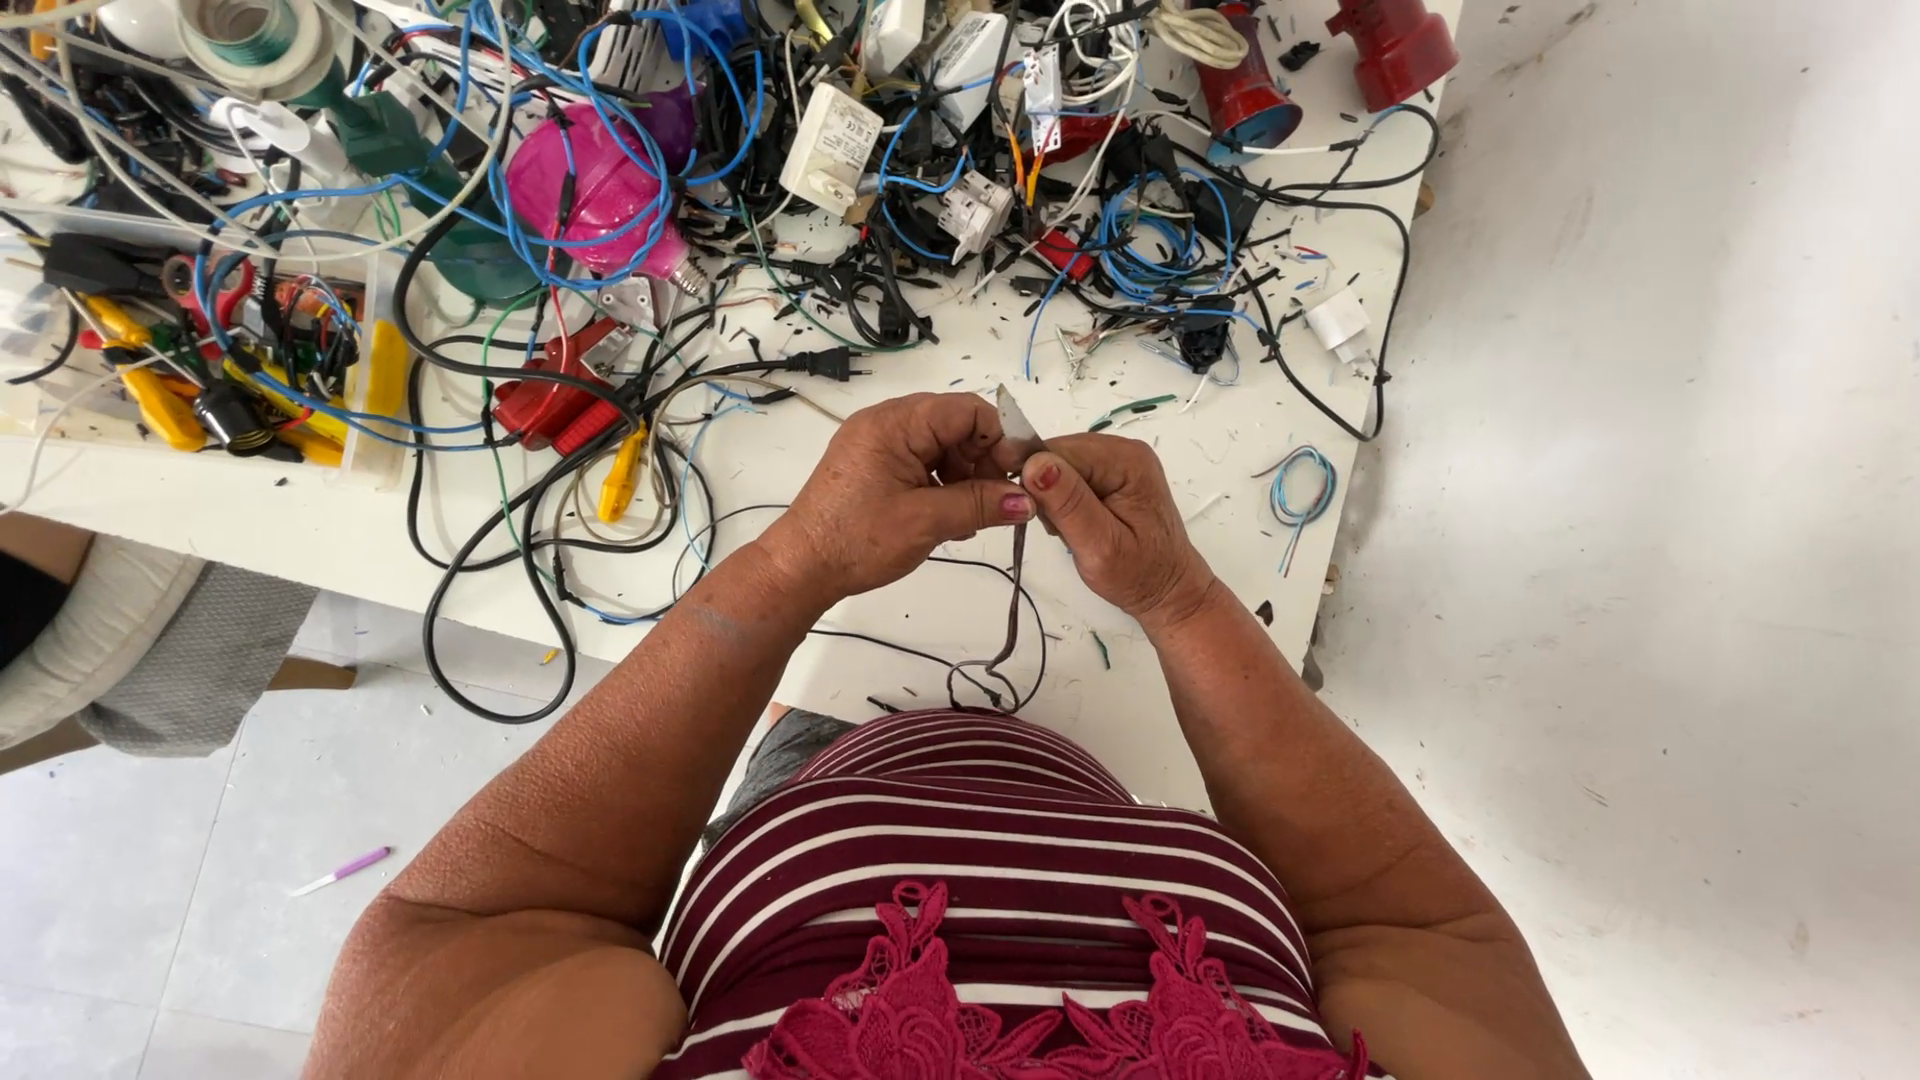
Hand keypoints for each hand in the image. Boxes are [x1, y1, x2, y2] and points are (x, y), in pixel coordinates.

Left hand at [761, 393, 1033, 603]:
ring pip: (941, 445)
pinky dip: (942, 484)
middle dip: (982, 460)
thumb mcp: (927, 521)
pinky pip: (921, 461)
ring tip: (970, 517)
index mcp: (895, 423)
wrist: (801, 568)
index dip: (999, 439)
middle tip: (994, 502)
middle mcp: (886, 422)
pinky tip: (950, 517)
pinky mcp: (874, 465)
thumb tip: (1029, 501)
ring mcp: (877, 443)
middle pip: (955, 425)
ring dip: (964, 476)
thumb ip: (982, 504)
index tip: (1014, 477)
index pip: (967, 409)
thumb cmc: (859, 540)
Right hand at [1020, 433, 1218, 632]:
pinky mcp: (1113, 473)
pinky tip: (1077, 521)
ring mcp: (1120, 460)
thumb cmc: (1139, 574)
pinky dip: (1063, 498)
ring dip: (1053, 496)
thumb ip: (1069, 504)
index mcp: (1126, 462)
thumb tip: (1035, 464)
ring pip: (1060, 463)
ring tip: (1073, 528)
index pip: (1058, 452)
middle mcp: (1124, 450)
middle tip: (1062, 529)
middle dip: (1046, 489)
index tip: (1045, 519)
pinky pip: (1071, 474)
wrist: (1168, 587)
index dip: (1037, 480)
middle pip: (1058, 453)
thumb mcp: (1100, 546)